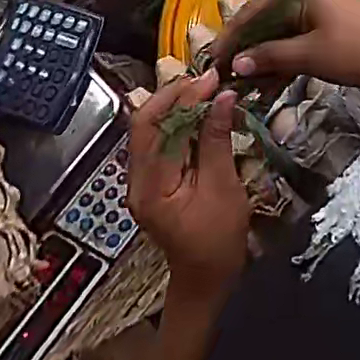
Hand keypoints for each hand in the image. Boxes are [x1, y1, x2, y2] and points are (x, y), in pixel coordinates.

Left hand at [127, 71, 249, 298]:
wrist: (207, 281)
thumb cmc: (218, 240)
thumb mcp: (223, 187)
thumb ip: (217, 140)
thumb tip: (223, 96)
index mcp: (149, 186)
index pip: (153, 126)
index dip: (179, 96)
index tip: (211, 79)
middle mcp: (137, 181)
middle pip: (147, 124)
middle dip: (177, 96)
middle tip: (211, 80)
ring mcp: (143, 182)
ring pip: (154, 131)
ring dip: (180, 107)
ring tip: (210, 90)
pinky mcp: (155, 183)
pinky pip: (164, 143)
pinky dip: (182, 124)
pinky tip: (204, 115)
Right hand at [216, 0, 359, 86]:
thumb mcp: (312, 55)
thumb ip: (272, 57)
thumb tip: (237, 64)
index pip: (251, 14)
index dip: (229, 41)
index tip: (212, 66)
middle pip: (263, 25)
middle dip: (244, 54)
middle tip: (223, 82)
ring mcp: (317, 14)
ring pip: (279, 37)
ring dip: (263, 63)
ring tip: (243, 92)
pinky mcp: (328, 30)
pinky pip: (296, 44)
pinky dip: (283, 64)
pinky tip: (269, 88)